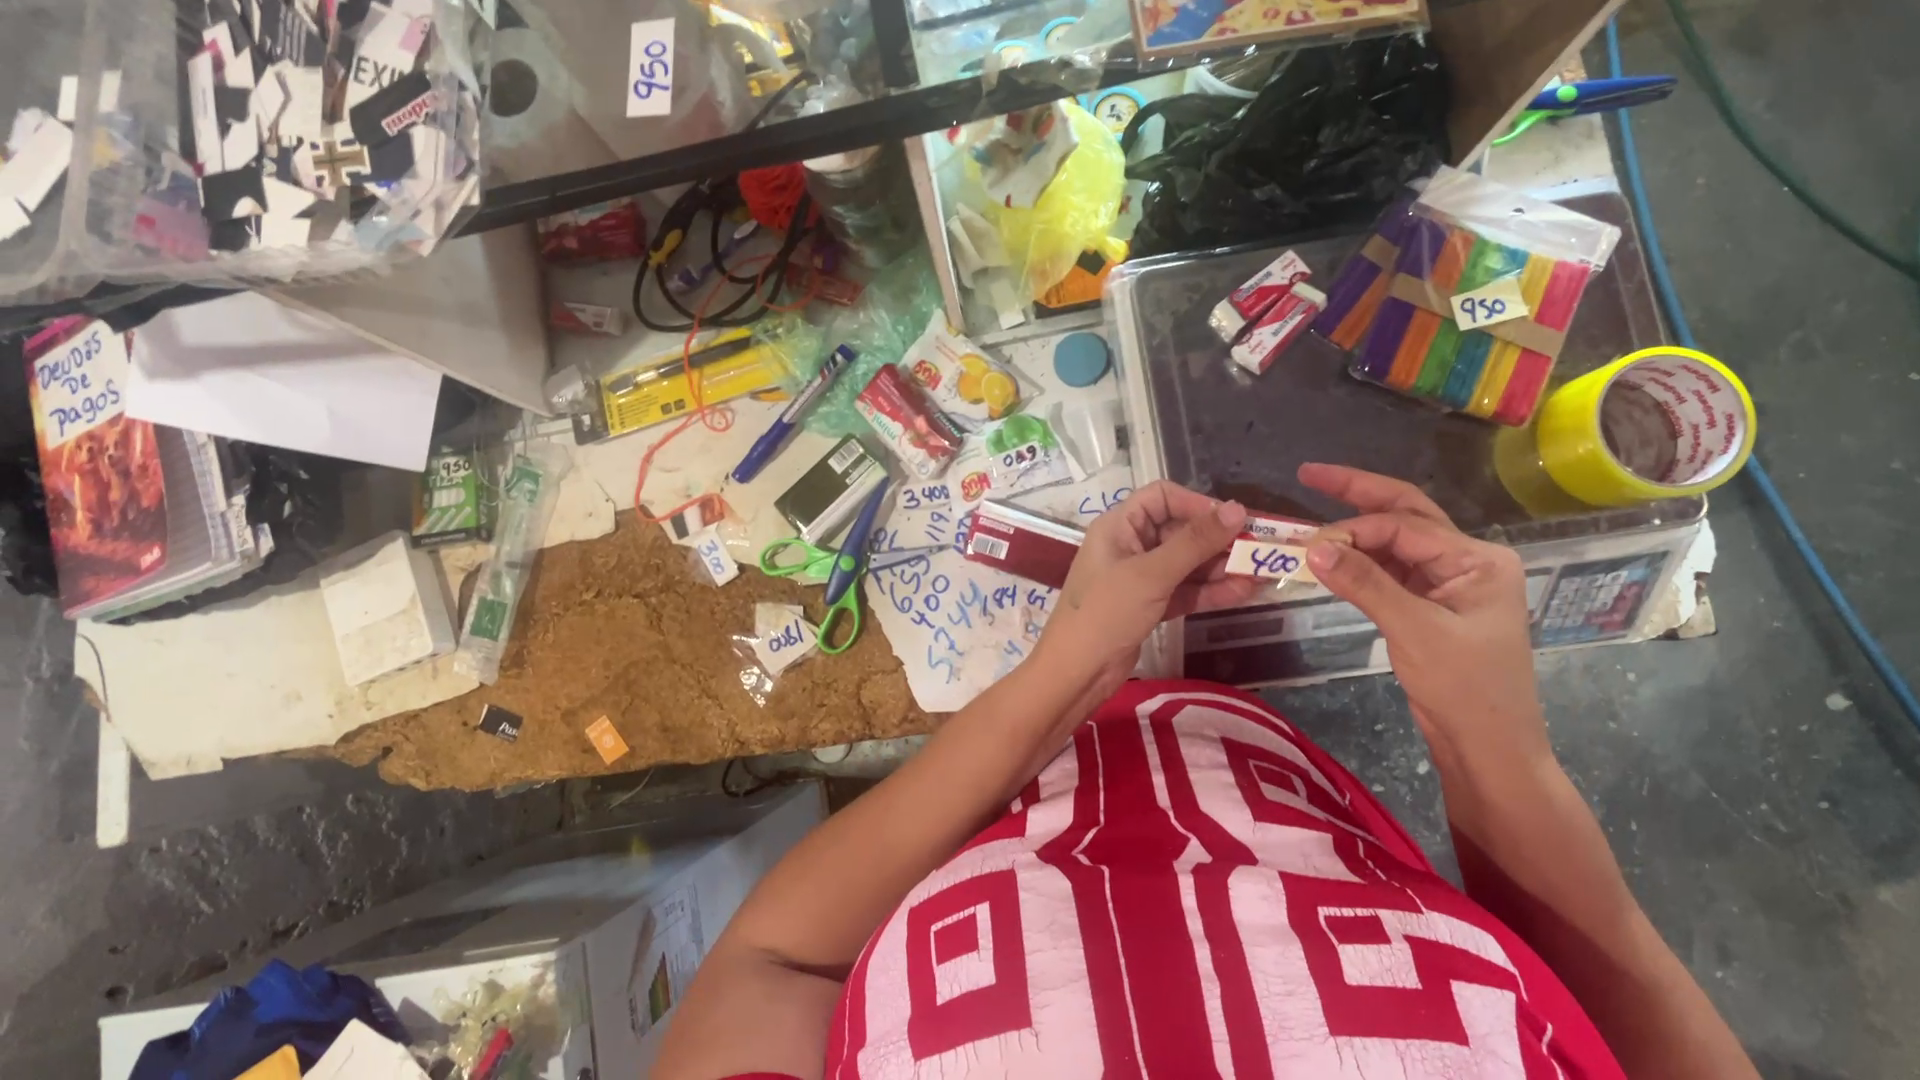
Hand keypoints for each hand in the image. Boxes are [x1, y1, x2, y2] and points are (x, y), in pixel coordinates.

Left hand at [1036, 481, 1261, 700]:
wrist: (1077, 672)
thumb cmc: (1106, 613)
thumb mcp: (1152, 574)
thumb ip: (1195, 542)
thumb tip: (1238, 509)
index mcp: (1119, 526)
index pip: (1162, 497)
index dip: (1197, 504)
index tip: (1232, 520)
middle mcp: (1129, 546)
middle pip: (1179, 530)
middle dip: (1217, 540)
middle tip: (1258, 550)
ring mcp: (1140, 578)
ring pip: (1187, 563)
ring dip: (1221, 567)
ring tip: (1261, 572)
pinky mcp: (1149, 606)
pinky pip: (1185, 590)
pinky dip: (1211, 591)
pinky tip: (1244, 592)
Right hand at [1298, 463, 1549, 762]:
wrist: (1489, 747)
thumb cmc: (1465, 688)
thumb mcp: (1414, 631)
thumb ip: (1365, 583)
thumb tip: (1312, 546)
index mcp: (1477, 559)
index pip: (1404, 526)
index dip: (1352, 529)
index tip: (1307, 543)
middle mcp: (1465, 561)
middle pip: (1404, 515)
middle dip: (1358, 493)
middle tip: (1309, 474)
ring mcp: (1446, 584)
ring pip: (1394, 543)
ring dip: (1354, 532)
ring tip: (1311, 512)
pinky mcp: (1428, 607)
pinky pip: (1388, 572)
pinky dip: (1359, 564)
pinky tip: (1331, 558)